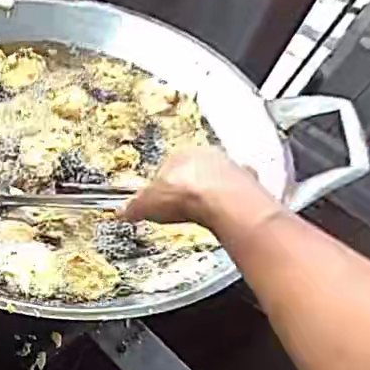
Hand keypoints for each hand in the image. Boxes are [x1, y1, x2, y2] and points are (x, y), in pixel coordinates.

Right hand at [118, 146, 280, 234]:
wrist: (223, 203)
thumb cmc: (183, 196)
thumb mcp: (145, 205)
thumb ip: (133, 207)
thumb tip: (122, 211)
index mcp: (179, 154)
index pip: (164, 169)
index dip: (159, 187)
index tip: (157, 202)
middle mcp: (206, 153)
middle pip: (191, 172)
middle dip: (185, 189)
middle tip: (177, 209)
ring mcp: (229, 165)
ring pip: (213, 180)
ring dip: (206, 195)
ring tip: (197, 215)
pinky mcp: (247, 181)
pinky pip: (233, 192)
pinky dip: (226, 202)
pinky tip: (218, 215)